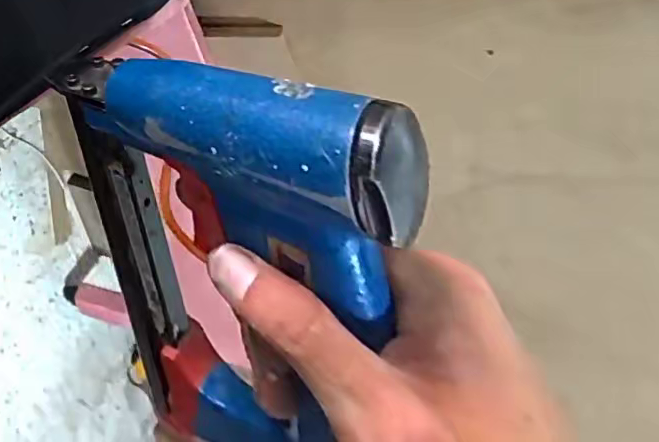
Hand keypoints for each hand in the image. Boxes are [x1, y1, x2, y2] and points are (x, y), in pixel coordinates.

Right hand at [206, 244, 568, 441]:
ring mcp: (436, 343)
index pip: (329, 240)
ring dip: (299, 363)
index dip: (277, 264)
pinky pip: (358, 359)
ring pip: (334, 324)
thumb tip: (222, 254)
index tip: (245, 307)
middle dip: (286, 331)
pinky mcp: (433, 382)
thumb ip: (299, 328)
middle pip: (324, 284)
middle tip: (273, 387)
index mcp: (435, 280)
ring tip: (288, 410)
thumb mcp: (373, 407)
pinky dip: (327, 384)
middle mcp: (435, 298)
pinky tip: (317, 418)